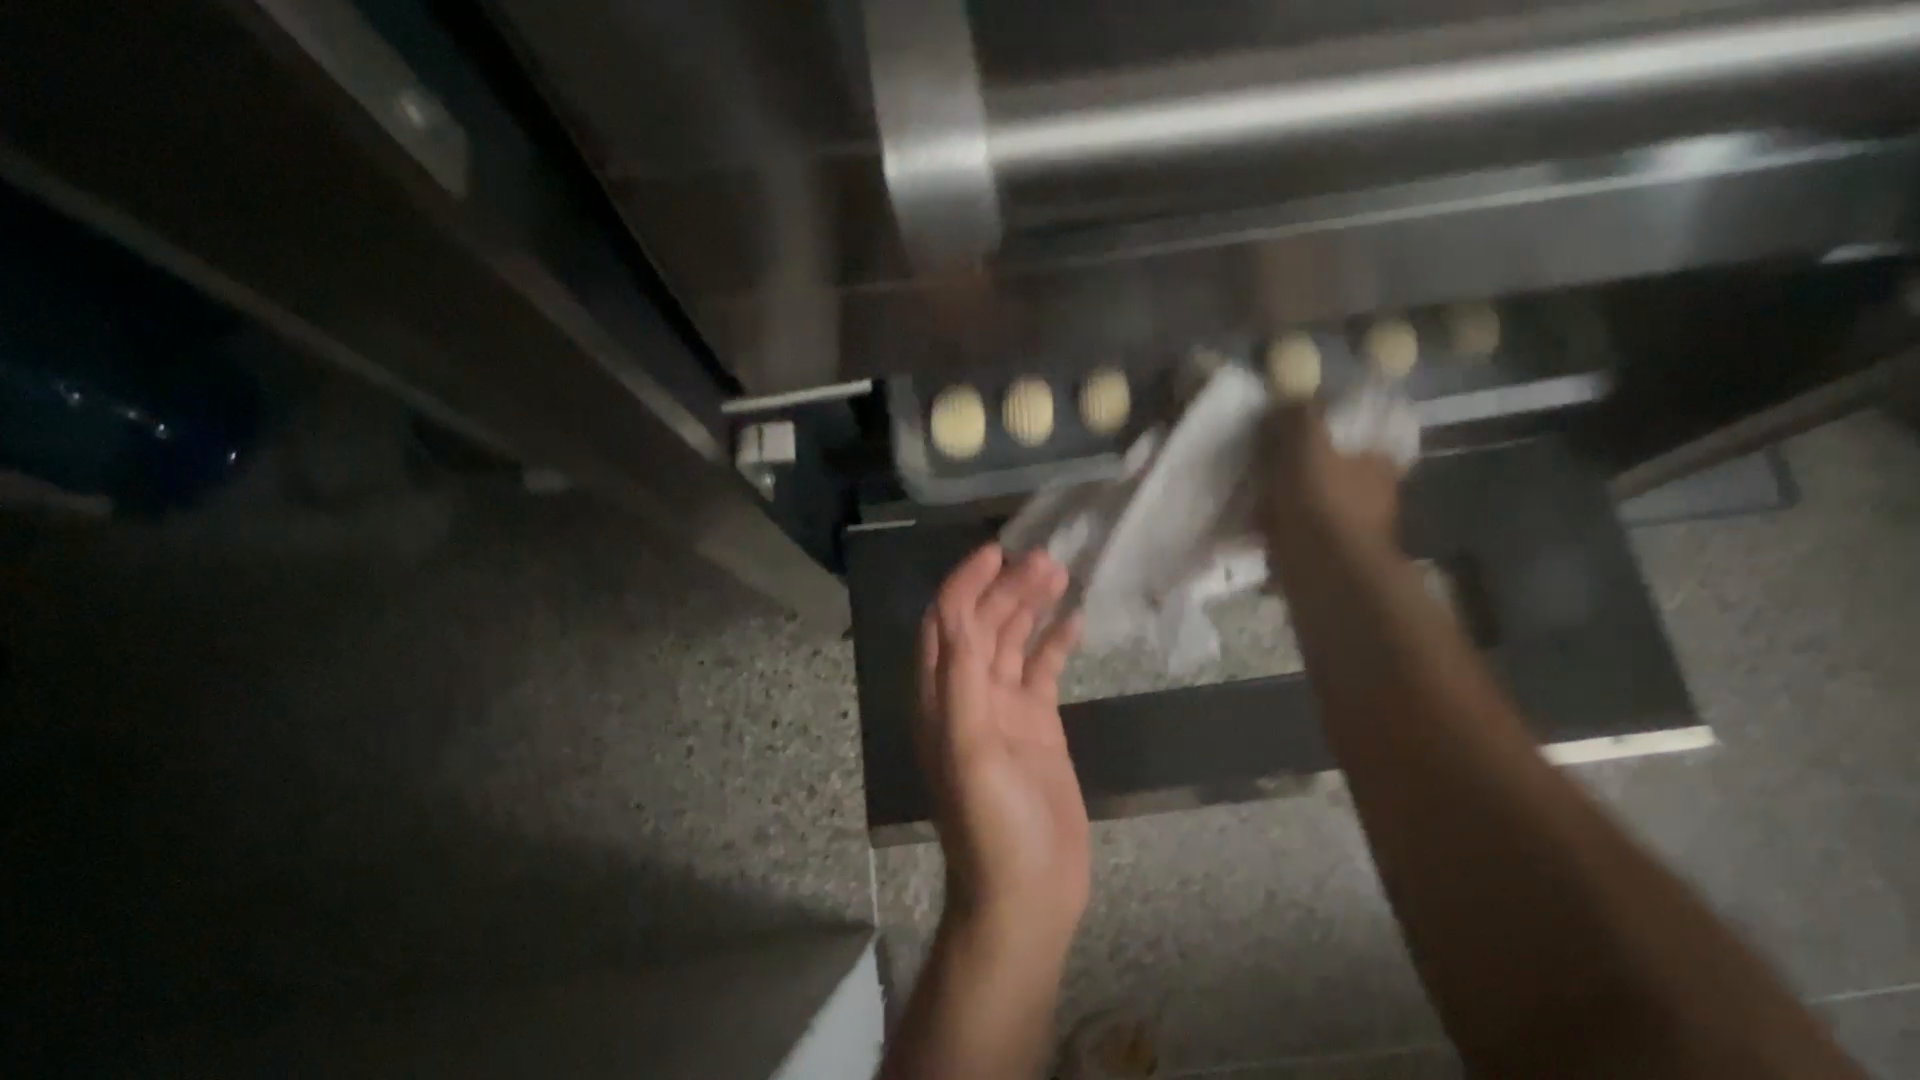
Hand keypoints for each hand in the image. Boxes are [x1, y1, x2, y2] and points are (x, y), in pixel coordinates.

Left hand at [918, 545, 1088, 945]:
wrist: (1028, 893)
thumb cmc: (993, 827)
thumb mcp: (968, 752)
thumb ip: (960, 682)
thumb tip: (956, 615)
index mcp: (941, 700)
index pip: (945, 625)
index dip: (963, 585)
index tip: (995, 552)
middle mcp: (968, 698)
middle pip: (982, 627)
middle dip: (1006, 589)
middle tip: (1046, 559)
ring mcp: (1005, 712)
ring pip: (1013, 644)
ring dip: (1031, 607)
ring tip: (1061, 573)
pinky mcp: (1039, 728)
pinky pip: (1043, 672)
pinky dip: (1055, 643)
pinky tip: (1076, 620)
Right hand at [1260, 403, 1401, 557]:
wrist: (1324, 575)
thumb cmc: (1321, 502)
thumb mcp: (1305, 442)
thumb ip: (1296, 417)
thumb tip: (1286, 401)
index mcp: (1376, 461)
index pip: (1354, 434)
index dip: (1322, 431)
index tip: (1288, 432)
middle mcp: (1372, 494)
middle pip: (1329, 470)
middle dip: (1297, 469)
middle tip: (1261, 464)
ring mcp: (1350, 530)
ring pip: (1310, 504)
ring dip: (1283, 502)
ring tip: (1251, 497)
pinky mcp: (1327, 559)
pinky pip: (1295, 535)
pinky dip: (1276, 531)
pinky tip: (1254, 528)